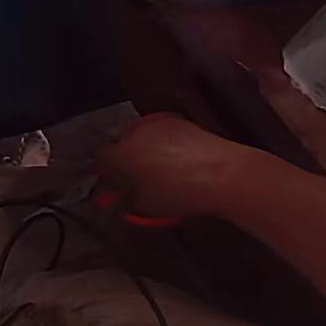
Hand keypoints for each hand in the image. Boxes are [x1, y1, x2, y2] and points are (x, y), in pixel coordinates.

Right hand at [99, 114, 299, 220]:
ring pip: (140, 133)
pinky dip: (161, 140)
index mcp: (123, 154)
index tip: (106, 173)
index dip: (102, 164)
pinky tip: (174, 154)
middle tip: (133, 171)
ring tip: (156, 163)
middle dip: (123, 153)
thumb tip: (118, 197)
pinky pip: (160, 130)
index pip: (100, 153)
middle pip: (120, 140)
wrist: (225, 173)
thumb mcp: (150, 204)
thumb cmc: (182, 193)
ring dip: (142, 145)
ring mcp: (157, 124)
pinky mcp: (178, 121)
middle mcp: (135, 133)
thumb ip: (128, 199)